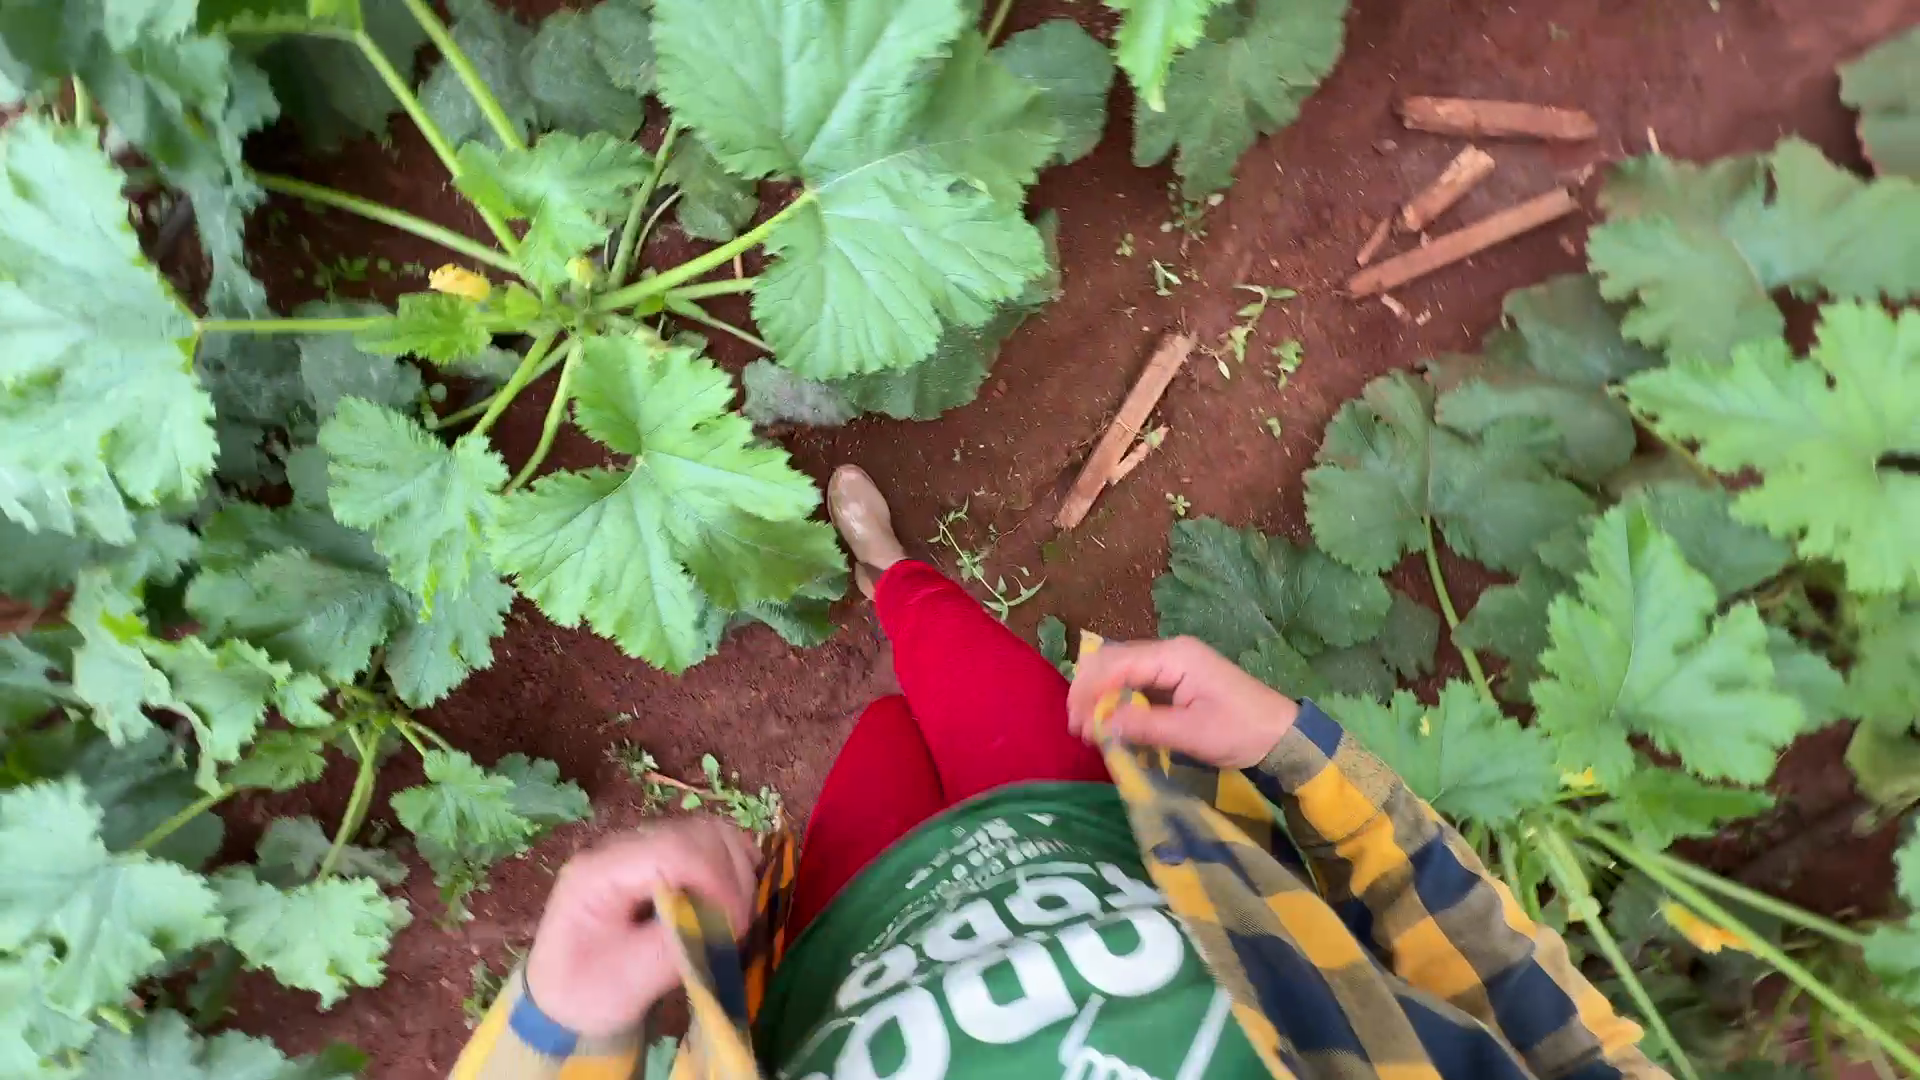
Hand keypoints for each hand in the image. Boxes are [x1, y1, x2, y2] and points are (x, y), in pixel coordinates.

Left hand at [524, 819, 759, 1036]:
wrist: (564, 995)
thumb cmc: (586, 993)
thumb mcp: (623, 984)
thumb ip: (673, 947)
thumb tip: (726, 920)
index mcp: (599, 871)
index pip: (670, 850)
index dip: (714, 876)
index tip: (736, 918)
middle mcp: (622, 845)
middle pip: (694, 834)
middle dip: (729, 874)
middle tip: (741, 922)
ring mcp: (644, 844)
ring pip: (708, 831)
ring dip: (735, 865)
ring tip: (739, 911)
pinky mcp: (662, 852)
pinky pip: (709, 839)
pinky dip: (732, 859)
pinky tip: (737, 890)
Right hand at [1066, 636, 1301, 768]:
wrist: (1284, 735)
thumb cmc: (1242, 732)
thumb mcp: (1193, 733)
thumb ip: (1145, 726)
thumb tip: (1102, 727)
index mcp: (1175, 655)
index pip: (1117, 663)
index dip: (1090, 692)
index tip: (1078, 724)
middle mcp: (1169, 650)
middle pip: (1112, 660)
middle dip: (1088, 691)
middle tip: (1077, 727)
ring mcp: (1171, 661)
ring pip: (1118, 669)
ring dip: (1098, 694)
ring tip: (1087, 726)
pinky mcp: (1173, 676)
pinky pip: (1132, 680)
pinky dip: (1114, 698)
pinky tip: (1108, 718)